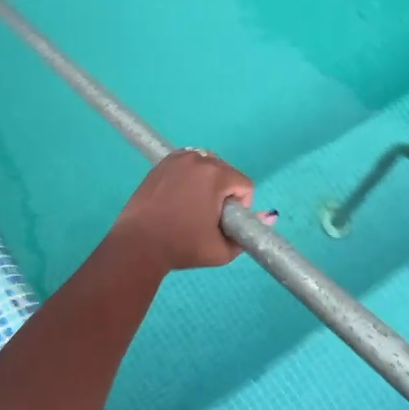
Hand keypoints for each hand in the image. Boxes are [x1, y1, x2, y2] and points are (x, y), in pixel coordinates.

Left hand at [109, 150, 255, 271]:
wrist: (138, 245)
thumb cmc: (182, 248)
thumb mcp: (221, 250)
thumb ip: (249, 233)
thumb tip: (270, 218)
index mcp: (216, 175)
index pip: (244, 185)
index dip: (241, 207)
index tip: (223, 223)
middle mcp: (198, 159)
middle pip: (226, 173)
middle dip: (223, 192)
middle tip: (207, 217)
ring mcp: (176, 159)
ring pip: (206, 166)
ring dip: (207, 183)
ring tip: (193, 208)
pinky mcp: (161, 164)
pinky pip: (187, 166)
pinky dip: (189, 178)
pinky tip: (179, 198)